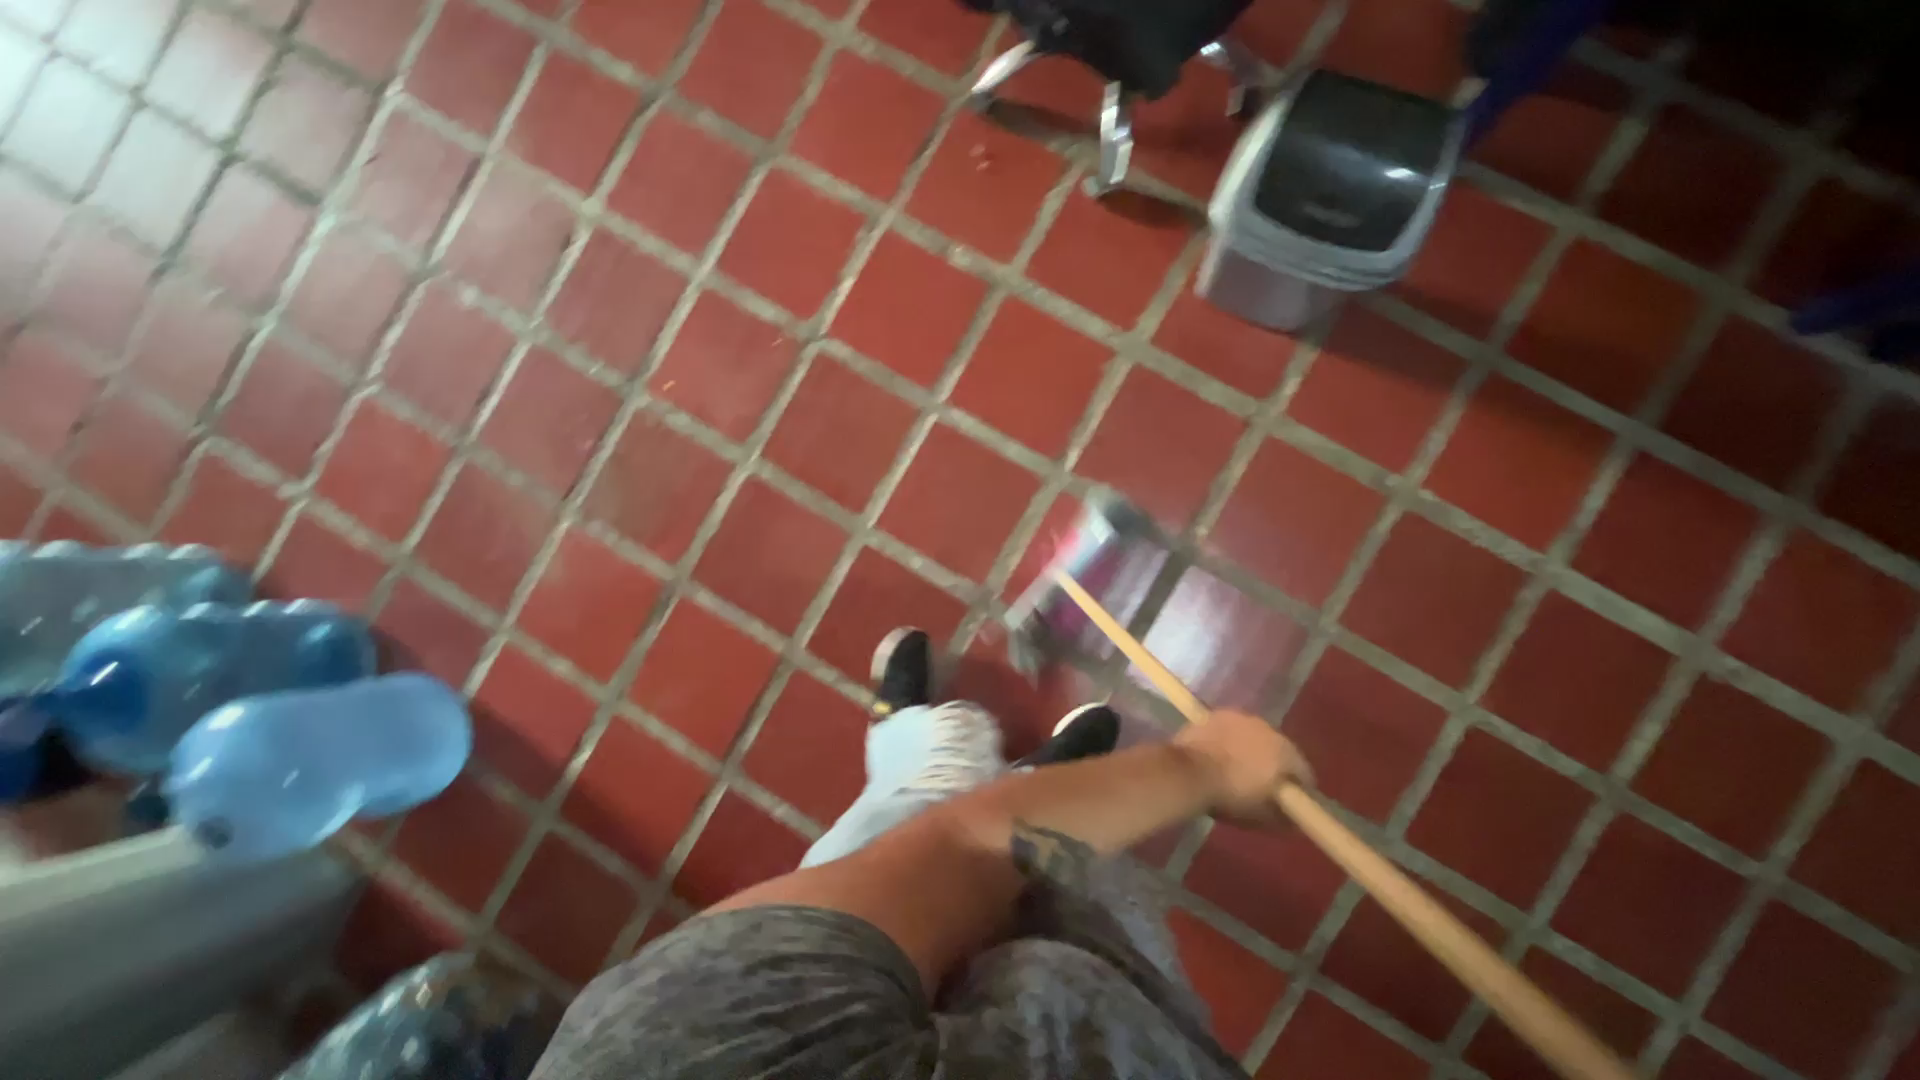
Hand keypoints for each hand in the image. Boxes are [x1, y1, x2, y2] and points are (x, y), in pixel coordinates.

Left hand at [1173, 709, 1312, 827]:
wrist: (1188, 773)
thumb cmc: (1231, 796)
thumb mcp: (1262, 817)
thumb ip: (1285, 818)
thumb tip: (1296, 822)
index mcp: (1286, 753)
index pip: (1304, 772)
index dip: (1299, 788)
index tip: (1291, 801)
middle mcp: (1269, 729)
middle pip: (1280, 749)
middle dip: (1275, 764)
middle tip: (1263, 783)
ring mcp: (1242, 718)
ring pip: (1256, 736)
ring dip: (1253, 748)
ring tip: (1239, 766)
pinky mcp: (1218, 714)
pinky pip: (1233, 729)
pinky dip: (1231, 739)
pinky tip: (1221, 752)